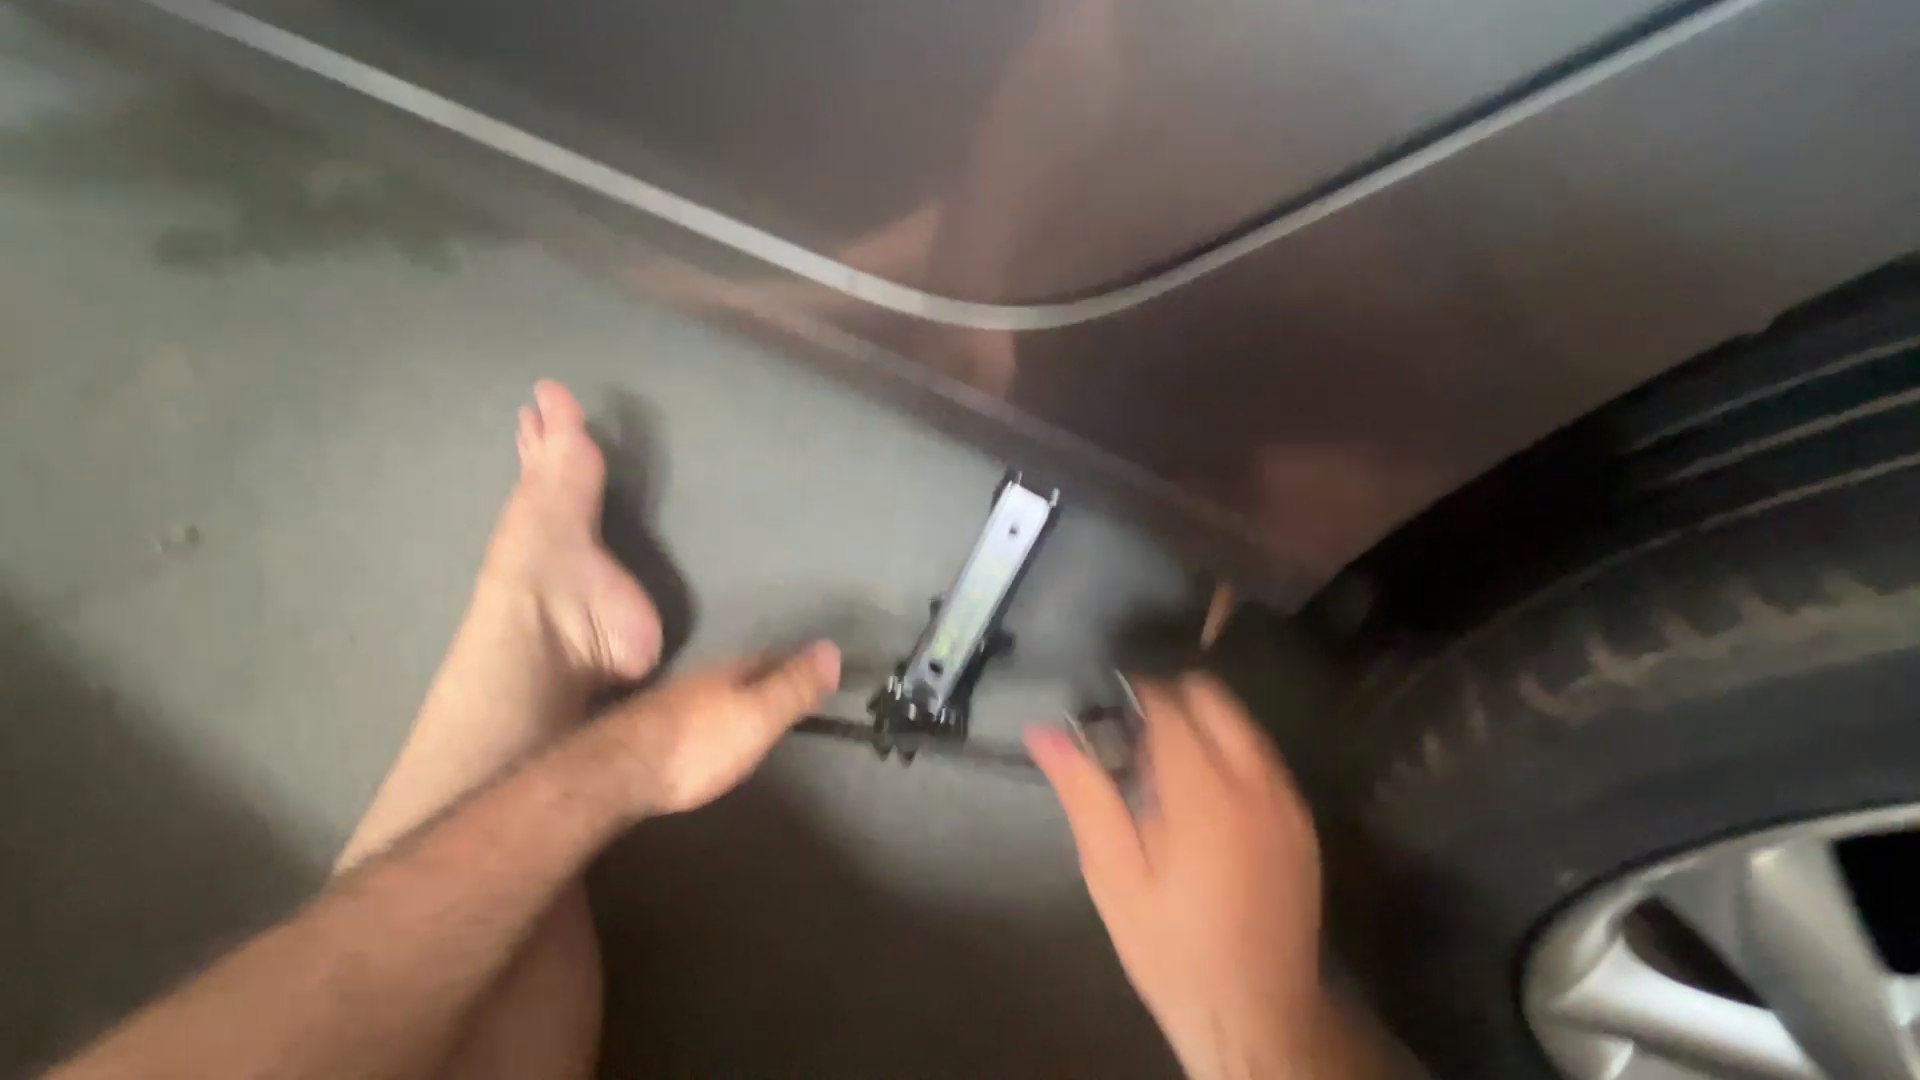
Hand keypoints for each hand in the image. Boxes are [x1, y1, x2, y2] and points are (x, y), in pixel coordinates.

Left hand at [597, 640, 839, 814]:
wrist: (619, 774)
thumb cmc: (699, 744)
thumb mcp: (758, 716)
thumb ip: (793, 686)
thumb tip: (832, 647)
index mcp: (729, 671)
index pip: (770, 658)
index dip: (794, 663)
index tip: (816, 670)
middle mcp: (700, 679)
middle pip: (741, 673)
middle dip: (764, 678)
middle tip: (789, 690)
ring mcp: (671, 704)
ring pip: (714, 693)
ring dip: (735, 697)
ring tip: (754, 711)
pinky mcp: (651, 731)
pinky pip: (694, 715)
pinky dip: (712, 718)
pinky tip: (709, 735)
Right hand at [1028, 674, 1325, 1079]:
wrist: (1256, 1017)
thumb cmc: (1170, 947)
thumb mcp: (1112, 875)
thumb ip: (1084, 793)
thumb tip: (1044, 732)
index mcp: (1204, 793)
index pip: (1169, 704)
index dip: (1133, 694)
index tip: (1106, 708)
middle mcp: (1255, 783)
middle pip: (1214, 700)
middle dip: (1171, 701)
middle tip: (1132, 738)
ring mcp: (1288, 803)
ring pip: (1243, 725)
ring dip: (1203, 725)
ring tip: (1165, 769)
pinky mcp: (1304, 824)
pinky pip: (1264, 761)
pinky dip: (1231, 754)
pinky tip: (1205, 799)